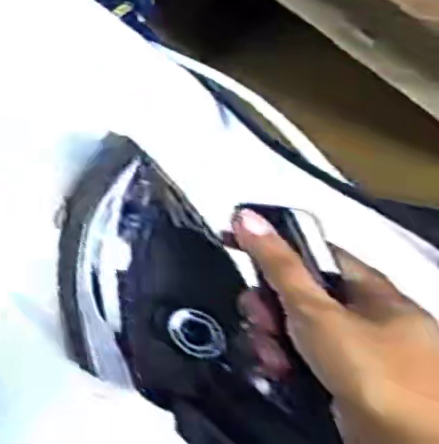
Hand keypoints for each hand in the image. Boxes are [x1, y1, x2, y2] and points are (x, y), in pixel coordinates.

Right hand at [233, 209, 438, 443]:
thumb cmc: (371, 368)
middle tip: (258, 316)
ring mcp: (368, 355)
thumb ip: (277, 262)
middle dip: (267, 303)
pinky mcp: (353, 379)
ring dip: (271, 333)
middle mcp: (381, 324)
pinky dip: (285, 355)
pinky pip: (305, 352)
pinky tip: (279, 366)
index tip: (231, 240)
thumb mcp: (313, 309)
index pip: (322, 255)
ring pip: (298, 324)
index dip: (276, 244)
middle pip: (302, 293)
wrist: (406, 441)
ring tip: (271, 351)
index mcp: (385, 301)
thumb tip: (246, 216)